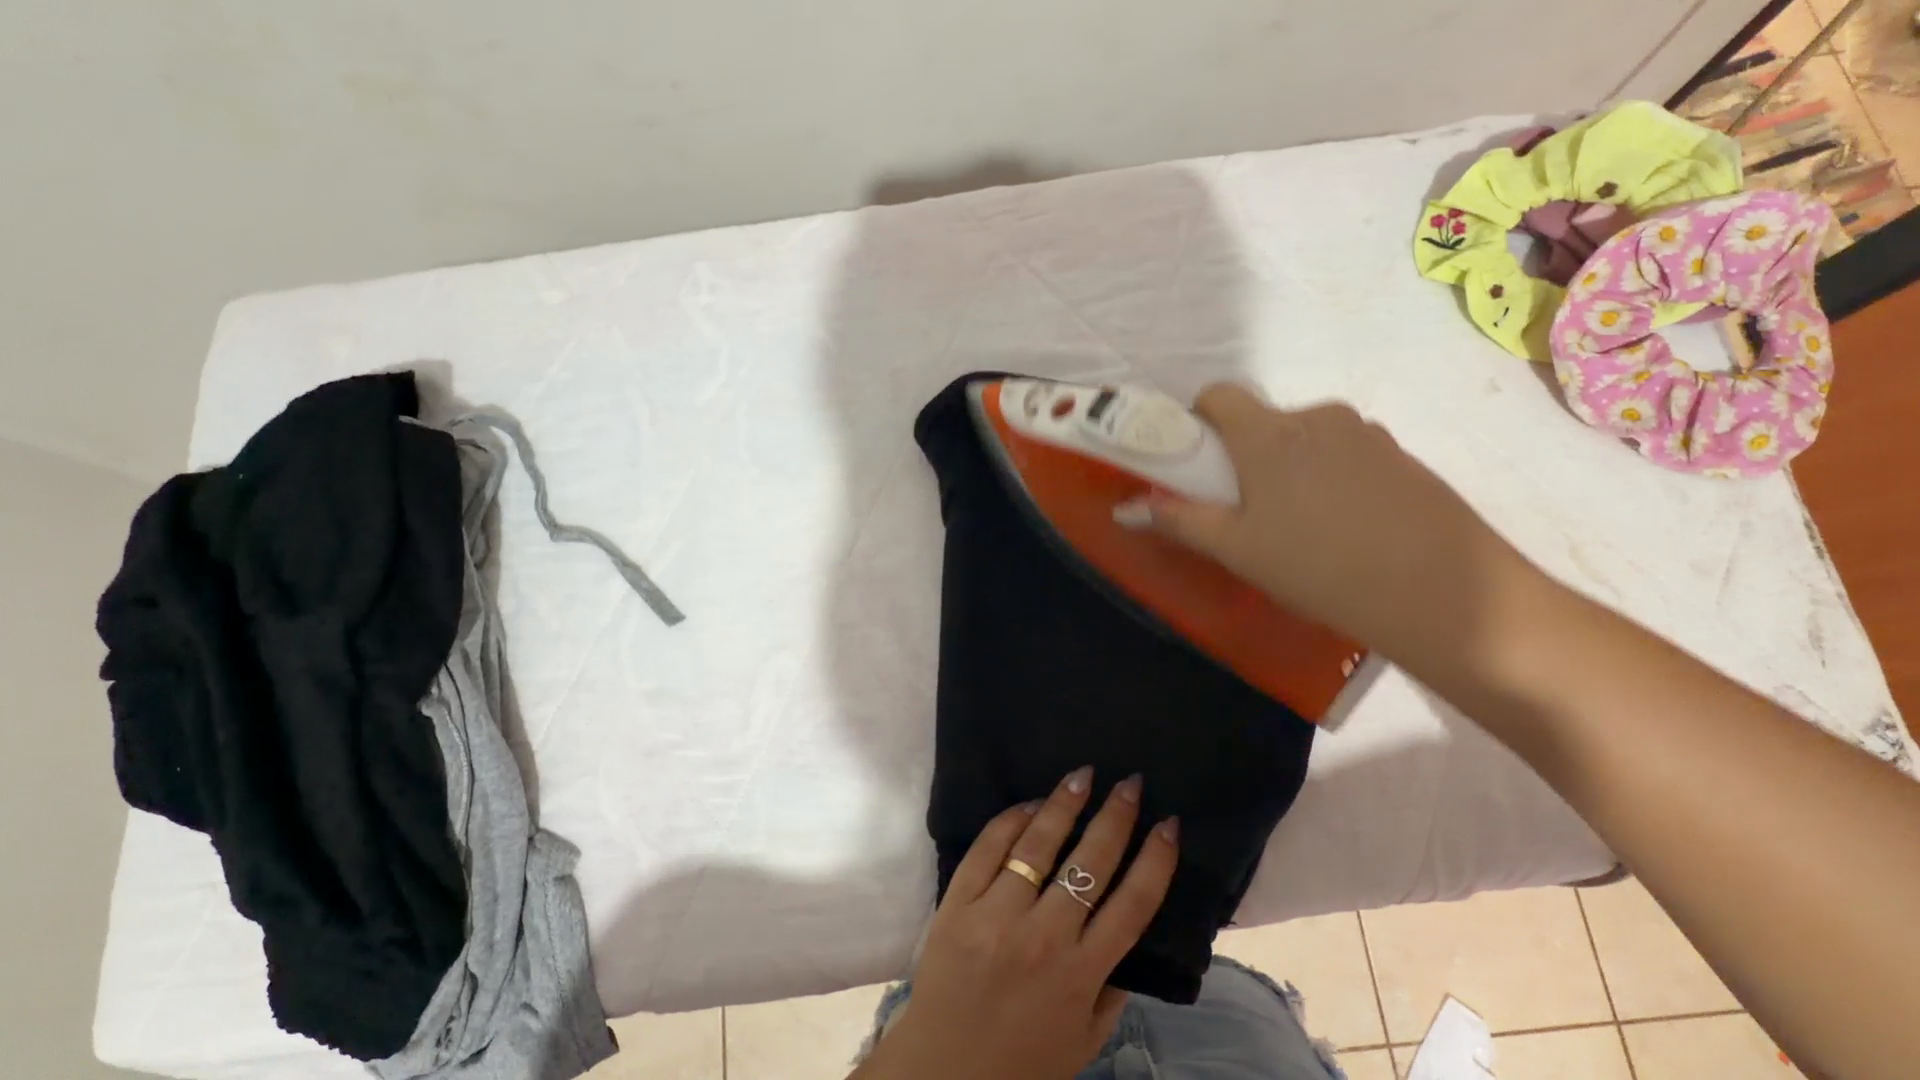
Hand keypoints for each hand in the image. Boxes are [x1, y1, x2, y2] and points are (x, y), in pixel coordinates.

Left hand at [855, 768, 1178, 1079]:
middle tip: (1131, 783)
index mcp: (1083, 972)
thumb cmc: (1023, 1060)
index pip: (1133, 902)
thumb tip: (1133, 936)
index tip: (1169, 825)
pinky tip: (1029, 804)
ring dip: (1064, 805)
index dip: (1157, 859)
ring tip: (1082, 776)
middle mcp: (1044, 937)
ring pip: (1038, 846)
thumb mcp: (1086, 1037)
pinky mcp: (956, 905)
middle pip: (1090, 862)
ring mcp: (996, 916)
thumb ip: (1113, 988)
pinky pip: (987, 851)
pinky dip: (1010, 822)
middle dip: (1116, 817)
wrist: (944, 1072)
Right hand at [1138, 384, 1528, 655]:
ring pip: (1310, 440)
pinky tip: (1348, 530)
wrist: (1441, 590)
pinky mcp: (1402, 456)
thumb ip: (1179, 521)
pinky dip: (1334, 479)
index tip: (1198, 464)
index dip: (1198, 420)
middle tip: (1249, 512)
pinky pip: (1349, 455)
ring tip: (1304, 529)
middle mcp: (1317, 417)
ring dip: (1294, 467)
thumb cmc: (1318, 566)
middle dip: (1248, 455)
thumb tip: (1124, 509)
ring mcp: (1366, 434)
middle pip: (1265, 421)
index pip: (1218, 396)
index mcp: (1269, 434)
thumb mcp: (1238, 549)